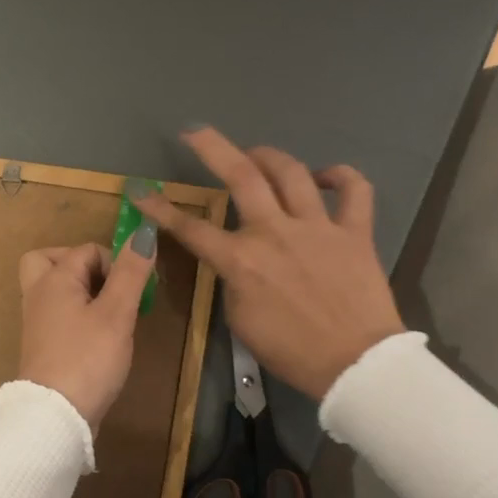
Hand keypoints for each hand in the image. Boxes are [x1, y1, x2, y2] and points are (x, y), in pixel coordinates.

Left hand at [16, 234, 156, 431]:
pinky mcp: (42, 345)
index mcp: (52, 280)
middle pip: (51, 261)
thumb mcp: (116, 314)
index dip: (115, 262)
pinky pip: (57, 314)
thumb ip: (130, 273)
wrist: (56, 415)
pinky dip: (77, 315)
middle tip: (109, 288)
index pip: (87, 250)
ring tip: (110, 312)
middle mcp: (38, 295)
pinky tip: (100, 336)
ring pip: (54, 289)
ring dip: (81, 292)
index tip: (135, 290)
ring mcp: (37, 321)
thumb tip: (144, 232)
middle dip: (83, 266)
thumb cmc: (87, 359)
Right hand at [138, 127, 403, 400]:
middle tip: (195, 132)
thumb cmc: (291, 351)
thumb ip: (233, 281)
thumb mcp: (240, 319)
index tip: (141, 190)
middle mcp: (274, 232)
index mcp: (240, 260)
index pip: (190, 228)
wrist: (355, 366)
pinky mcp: (355, 232)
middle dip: (212, 147)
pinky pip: (354, 190)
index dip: (160, 209)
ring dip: (268, 156)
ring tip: (255, 154)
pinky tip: (324, 177)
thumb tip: (238, 261)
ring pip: (291, 172)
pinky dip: (340, 175)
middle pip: (240, 176)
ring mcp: (318, 227)